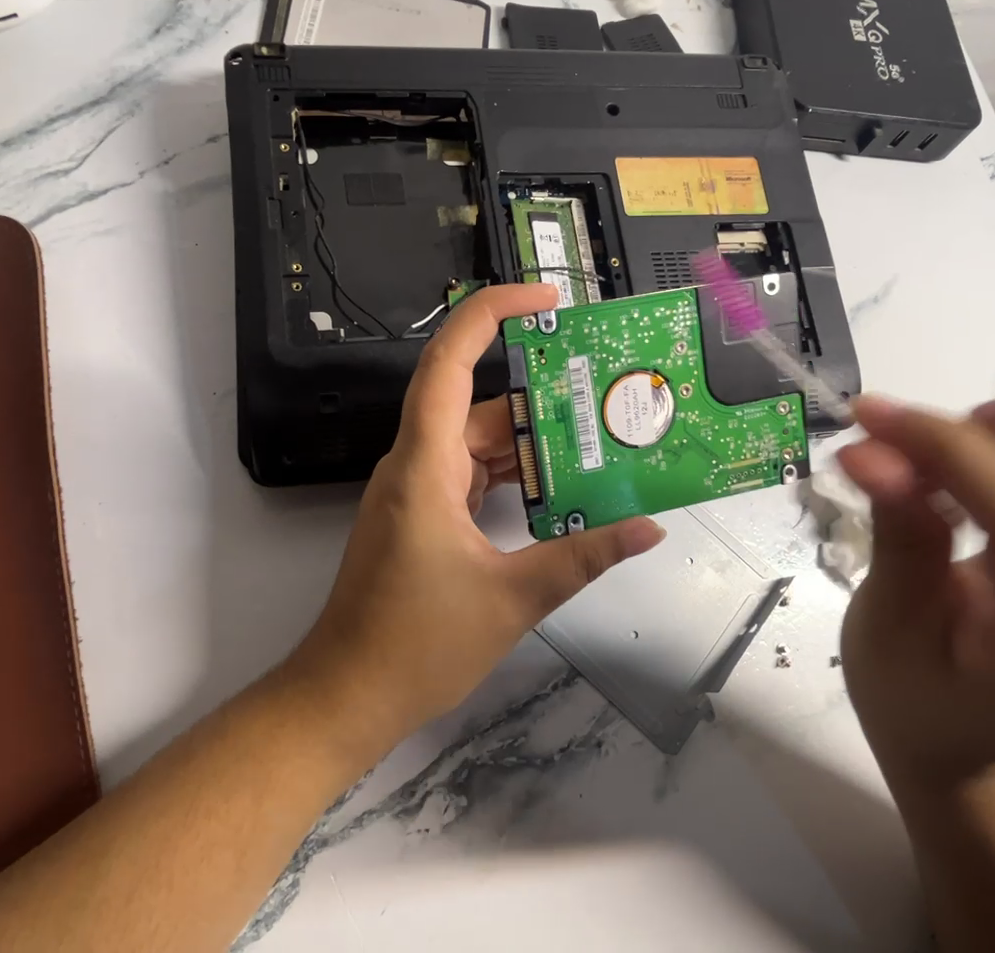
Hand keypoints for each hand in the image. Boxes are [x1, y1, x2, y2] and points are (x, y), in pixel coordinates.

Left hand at [283, 283, 665, 748]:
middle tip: (605, 391)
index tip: (545, 299)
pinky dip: (510, 475)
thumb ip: (582, 557)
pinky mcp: (419, 518)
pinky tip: (559, 487)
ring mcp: (414, 492)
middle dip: (539, 395)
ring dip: (529, 442)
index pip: (449, 361)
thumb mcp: (512, 598)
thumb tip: (648, 529)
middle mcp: (414, 465)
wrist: (346, 694)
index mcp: (424, 465)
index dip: (491, 312)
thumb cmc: (415, 645)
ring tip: (597, 438)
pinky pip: (468, 476)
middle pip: (475, 404)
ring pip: (474, 442)